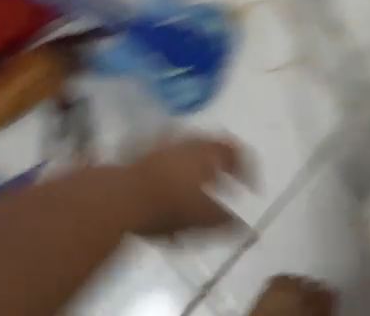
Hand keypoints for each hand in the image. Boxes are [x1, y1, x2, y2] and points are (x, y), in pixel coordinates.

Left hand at [127, 135, 252, 238]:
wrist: (118, 196)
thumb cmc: (167, 205)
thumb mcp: (201, 218)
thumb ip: (226, 220)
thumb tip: (249, 229)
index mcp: (207, 152)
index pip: (236, 151)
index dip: (247, 168)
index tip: (251, 188)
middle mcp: (189, 141)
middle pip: (212, 146)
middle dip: (222, 164)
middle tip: (226, 182)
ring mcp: (164, 143)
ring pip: (189, 148)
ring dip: (197, 164)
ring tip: (197, 185)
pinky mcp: (143, 151)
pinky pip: (167, 154)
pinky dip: (174, 166)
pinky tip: (168, 183)